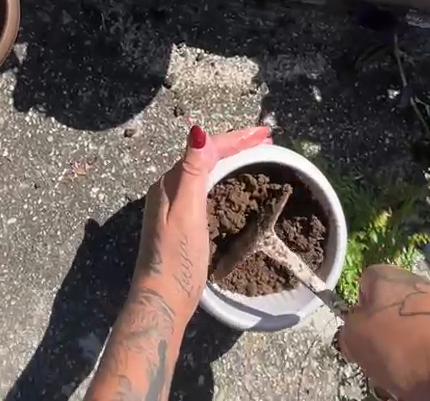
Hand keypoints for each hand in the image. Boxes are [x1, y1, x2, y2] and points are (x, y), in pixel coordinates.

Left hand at [133, 124, 271, 312]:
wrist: (163, 299)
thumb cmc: (177, 256)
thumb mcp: (187, 210)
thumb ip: (192, 170)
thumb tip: (198, 129)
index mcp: (171, 182)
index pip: (206, 149)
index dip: (235, 139)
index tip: (264, 134)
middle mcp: (171, 188)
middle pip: (206, 156)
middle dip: (235, 144)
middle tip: (265, 139)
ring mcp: (175, 204)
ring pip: (206, 170)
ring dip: (230, 157)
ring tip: (254, 153)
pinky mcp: (182, 220)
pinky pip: (206, 186)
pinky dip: (224, 176)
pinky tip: (232, 182)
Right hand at [338, 265, 429, 398]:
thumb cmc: (405, 344)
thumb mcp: (356, 339)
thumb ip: (347, 333)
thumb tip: (353, 336)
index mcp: (384, 275)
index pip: (364, 288)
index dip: (361, 317)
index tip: (365, 342)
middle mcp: (414, 284)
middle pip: (392, 318)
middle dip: (389, 347)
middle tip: (388, 372)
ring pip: (417, 339)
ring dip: (413, 362)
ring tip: (415, 386)